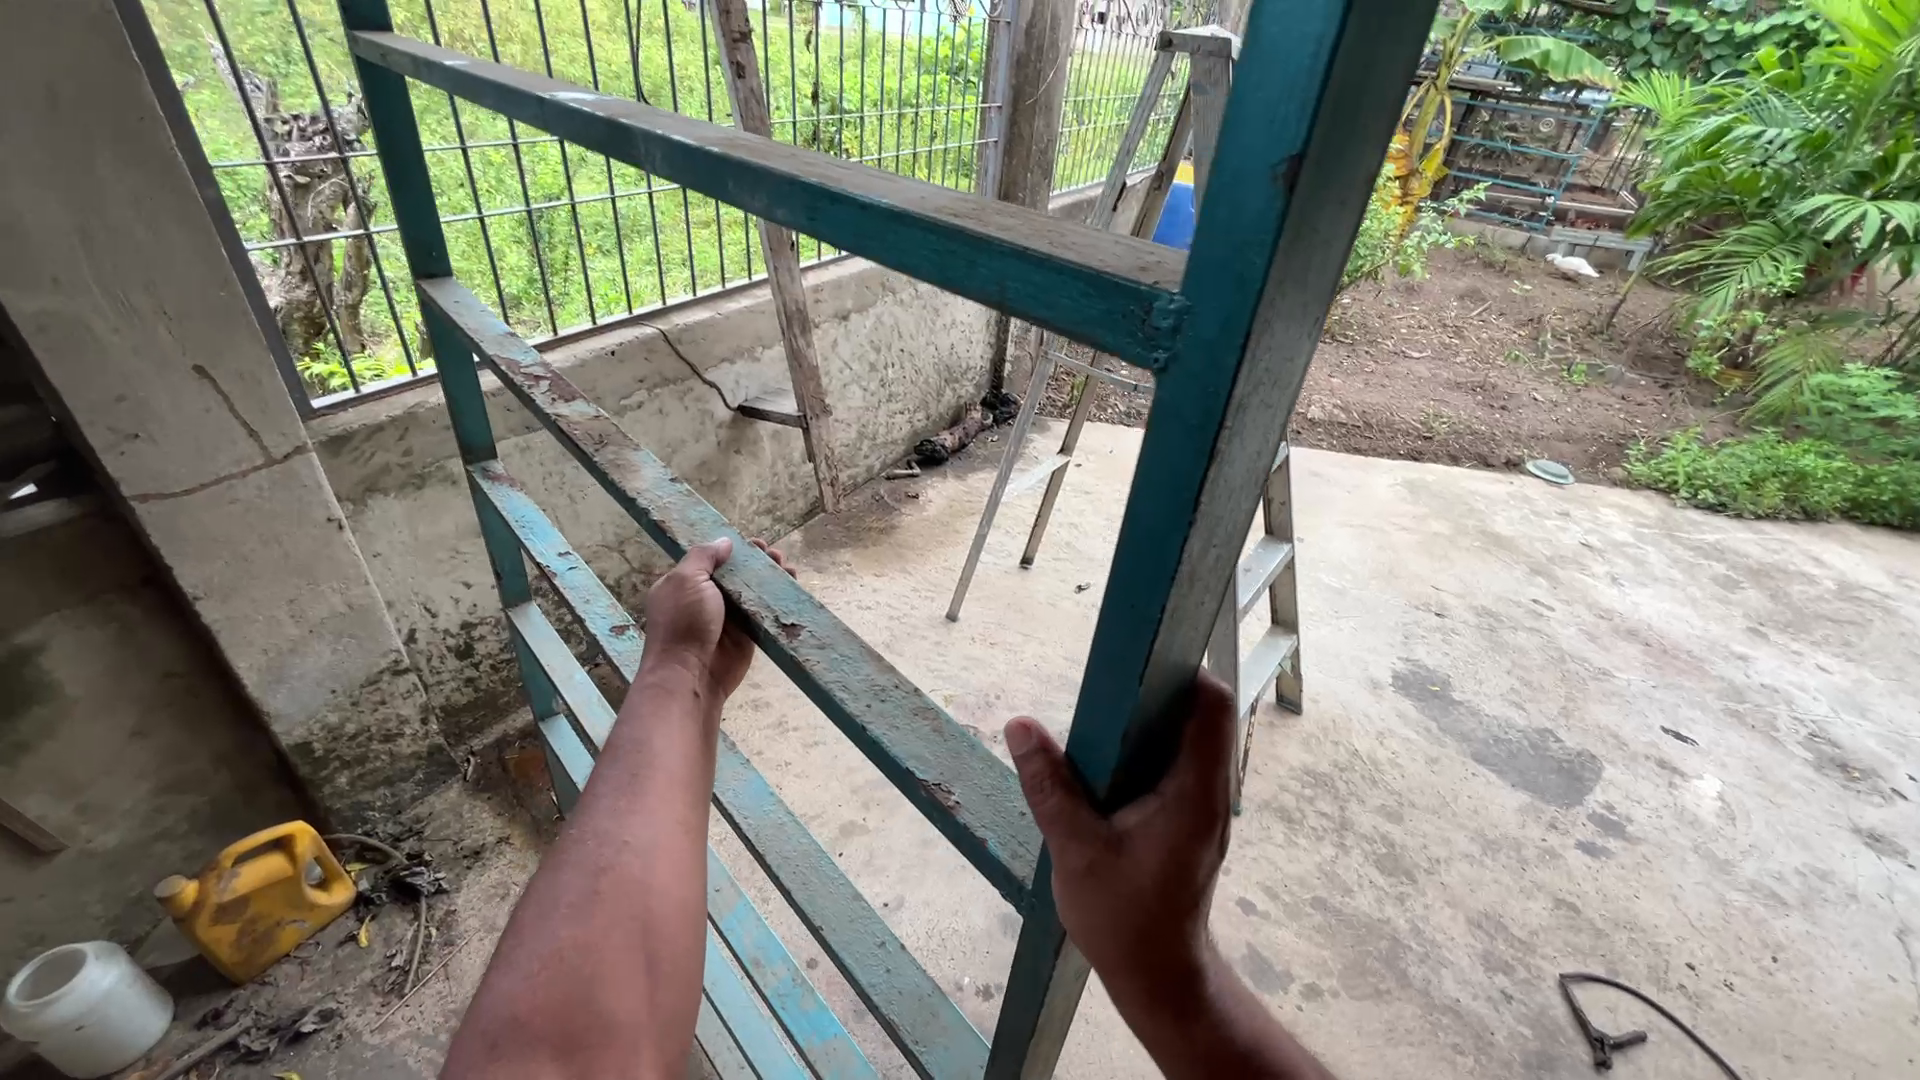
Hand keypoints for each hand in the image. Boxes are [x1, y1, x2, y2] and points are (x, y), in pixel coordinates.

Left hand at [640, 537, 792, 702]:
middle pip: (738, 573)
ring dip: (772, 578)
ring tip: (789, 569)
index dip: (735, 550)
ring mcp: (729, 618)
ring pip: (754, 591)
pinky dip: (778, 600)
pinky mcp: (747, 635)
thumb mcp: (686, 579)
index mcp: (686, 583)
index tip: (755, 545)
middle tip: (776, 556)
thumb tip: (725, 542)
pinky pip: (765, 613)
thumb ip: (704, 556)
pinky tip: (793, 588)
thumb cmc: (683, 623)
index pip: (713, 559)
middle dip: (758, 562)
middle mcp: (707, 598)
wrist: (690, 674)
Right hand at [1003, 672, 1236, 1003]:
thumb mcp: (1076, 850)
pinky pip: (1178, 761)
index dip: (1184, 669)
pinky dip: (1149, 744)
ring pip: (1189, 736)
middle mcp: (1209, 790)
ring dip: (1152, 716)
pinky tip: (1109, 752)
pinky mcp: (1190, 816)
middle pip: (1202, 713)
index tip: (1141, 654)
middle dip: (1159, 687)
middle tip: (1108, 677)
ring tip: (1103, 707)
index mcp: (1194, 792)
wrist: (1157, 975)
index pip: (1212, 705)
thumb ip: (1049, 786)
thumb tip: (1019, 725)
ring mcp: (1204, 804)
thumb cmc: (1123, 918)